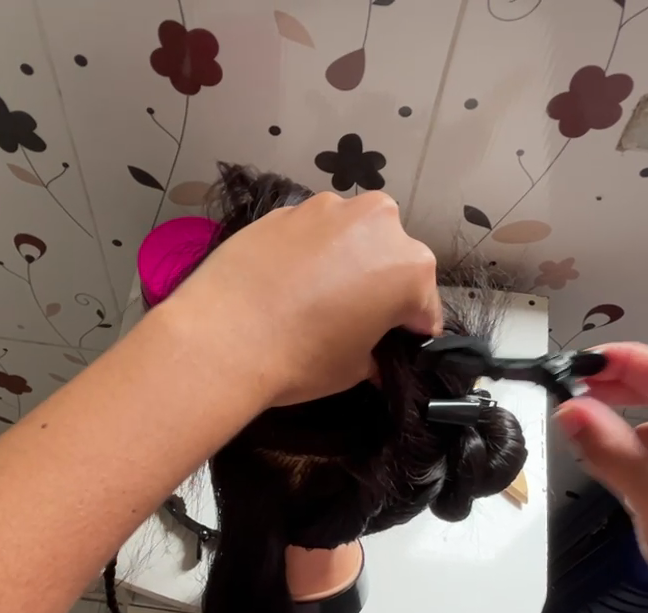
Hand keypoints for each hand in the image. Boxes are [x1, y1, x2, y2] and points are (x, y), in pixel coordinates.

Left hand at [160, 191, 442, 405]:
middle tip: (350, 323)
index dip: (409, 332)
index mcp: (410, 266)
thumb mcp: (354, 370)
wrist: (224, 338)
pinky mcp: (285, 209)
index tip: (393, 348)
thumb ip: (375, 355)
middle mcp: (378, 223)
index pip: (424, 307)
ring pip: (351, 239)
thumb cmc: (301, 359)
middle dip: (379, 288)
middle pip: (391, 259)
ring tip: (313, 301)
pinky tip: (284, 286)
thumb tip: (373, 358)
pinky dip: (307, 256)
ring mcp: (329, 209)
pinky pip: (311, 235)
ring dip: (344, 264)